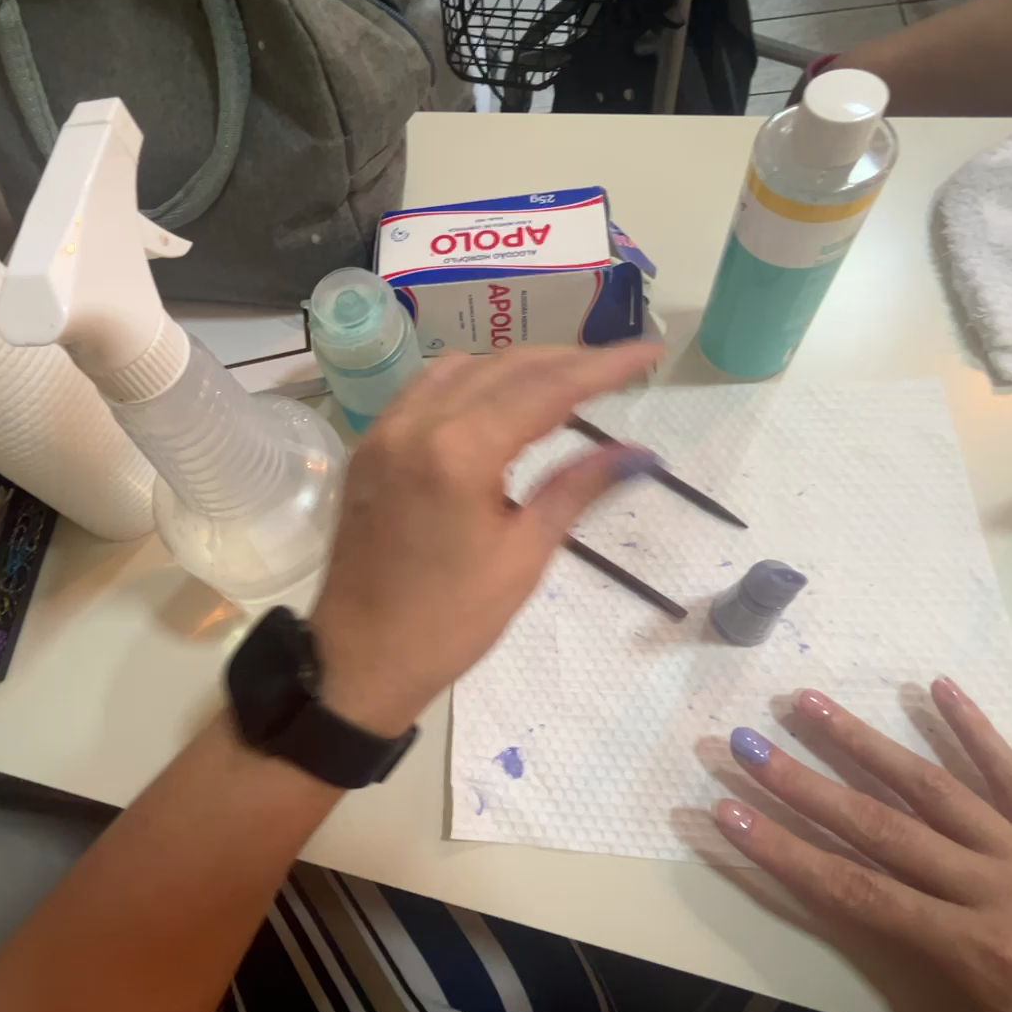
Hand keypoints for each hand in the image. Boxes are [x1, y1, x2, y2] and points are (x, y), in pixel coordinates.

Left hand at [311, 342, 664, 734]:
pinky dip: (469, 383)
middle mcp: (416, 423)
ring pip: (460, 368)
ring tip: (563, 382)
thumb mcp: (524, 556)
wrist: (361, 659)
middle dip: (565, 360)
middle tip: (616, 368)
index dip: (603, 367)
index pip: (545, 389)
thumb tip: (636, 452)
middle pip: (503, 367)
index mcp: (459, 452)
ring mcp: (384, 431)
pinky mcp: (369, 446)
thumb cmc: (450, 622)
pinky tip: (497, 402)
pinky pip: (424, 391)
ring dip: (515, 367)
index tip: (650, 352)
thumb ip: (576, 489)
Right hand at [712, 679, 1011, 1011]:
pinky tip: (939, 686)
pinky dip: (975, 730)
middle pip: (876, 826)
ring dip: (862, 741)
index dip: (781, 849)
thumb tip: (850, 917)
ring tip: (809, 701)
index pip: (851, 889)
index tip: (725, 811)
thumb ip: (915, 977)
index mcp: (975, 952)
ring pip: (931, 786)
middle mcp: (996, 892)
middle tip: (743, 741)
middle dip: (800, 783)